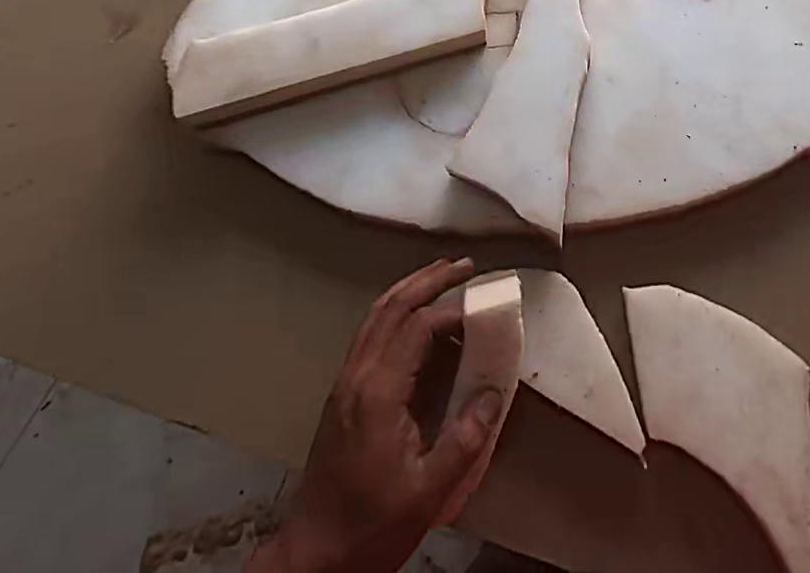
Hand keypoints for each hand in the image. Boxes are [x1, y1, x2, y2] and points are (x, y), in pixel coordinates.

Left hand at [249, 258, 505, 572]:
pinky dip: (395, 310)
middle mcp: (357, 375)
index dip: (451, 310)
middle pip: (391, 307)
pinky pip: (370, 332)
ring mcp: (345, 380)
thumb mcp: (428, 491)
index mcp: (378, 392)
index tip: (483, 305)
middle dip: (428, 280)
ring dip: (409, 288)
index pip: (416, 328)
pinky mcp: (343, 390)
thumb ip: (465, 439)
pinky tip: (413, 314)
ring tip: (441, 274)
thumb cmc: (372, 525)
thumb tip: (495, 391)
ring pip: (376, 315)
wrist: (314, 554)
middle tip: (464, 265)